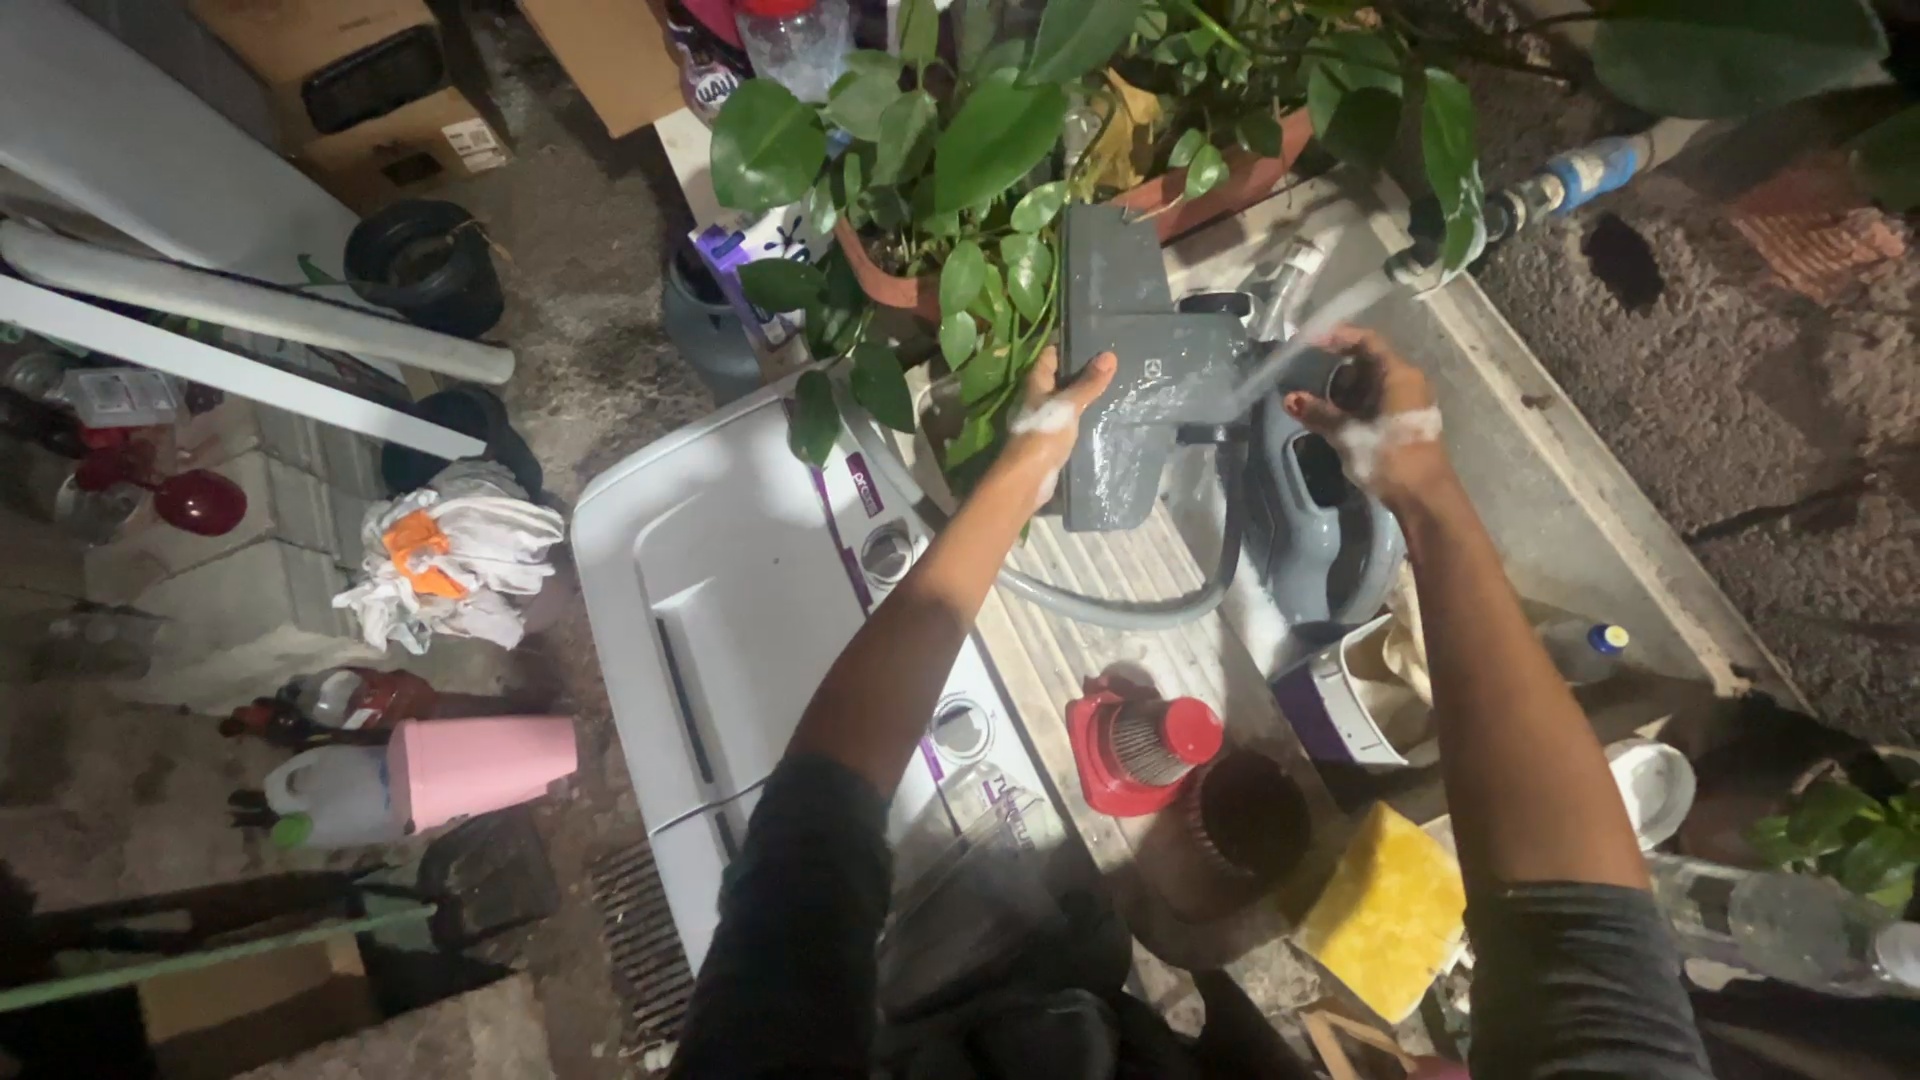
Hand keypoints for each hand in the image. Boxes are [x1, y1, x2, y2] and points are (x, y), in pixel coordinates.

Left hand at [984, 346, 1116, 511]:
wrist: (1028, 478)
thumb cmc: (1043, 435)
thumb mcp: (1068, 405)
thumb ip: (1088, 383)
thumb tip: (1109, 355)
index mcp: (1036, 384)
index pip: (1049, 355)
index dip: (1067, 345)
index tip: (1093, 337)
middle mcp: (1037, 399)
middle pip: (1060, 377)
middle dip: (1082, 369)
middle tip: (1112, 360)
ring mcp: (1043, 420)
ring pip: (1066, 400)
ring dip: (1084, 394)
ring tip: (1114, 383)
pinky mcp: (1051, 439)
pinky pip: (1070, 420)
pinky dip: (1083, 415)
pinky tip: (1102, 414)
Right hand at [1282, 327, 1451, 506]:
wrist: (1422, 495)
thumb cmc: (1388, 456)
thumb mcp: (1347, 434)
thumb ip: (1318, 413)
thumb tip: (1289, 398)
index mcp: (1397, 375)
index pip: (1366, 341)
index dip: (1337, 337)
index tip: (1308, 341)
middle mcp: (1405, 381)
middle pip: (1365, 362)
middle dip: (1334, 369)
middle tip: (1305, 376)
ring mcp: (1405, 401)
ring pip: (1368, 383)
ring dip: (1340, 390)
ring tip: (1314, 401)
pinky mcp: (1401, 420)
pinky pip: (1372, 400)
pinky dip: (1351, 404)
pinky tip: (1331, 418)